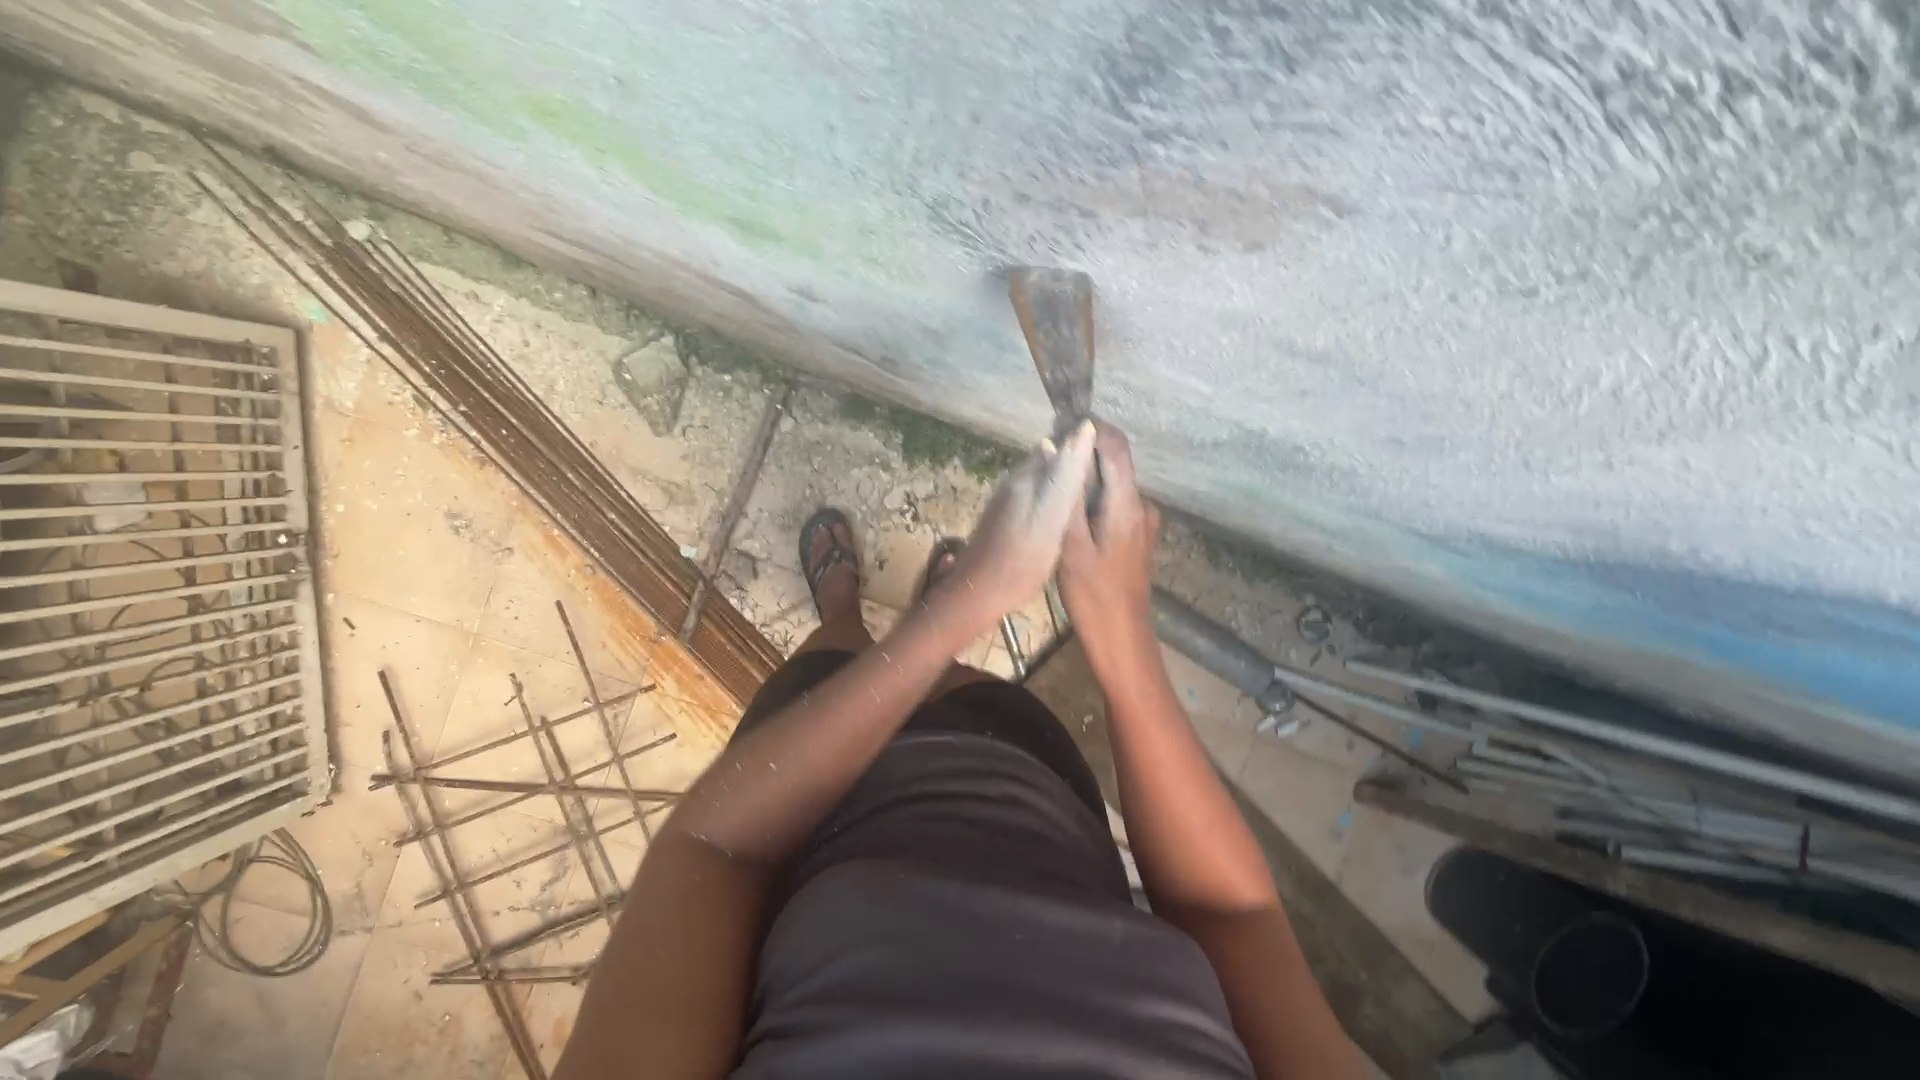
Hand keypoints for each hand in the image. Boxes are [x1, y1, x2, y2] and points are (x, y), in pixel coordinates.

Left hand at [931, 421, 1097, 633]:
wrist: (977, 593)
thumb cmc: (1021, 560)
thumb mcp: (1051, 518)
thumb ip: (1065, 476)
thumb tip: (1083, 429)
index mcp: (1026, 478)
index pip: (1060, 447)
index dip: (1082, 446)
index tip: (1108, 453)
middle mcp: (1014, 483)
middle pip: (1050, 462)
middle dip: (1073, 464)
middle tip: (1103, 479)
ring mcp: (1006, 501)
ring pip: (1041, 481)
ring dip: (1062, 483)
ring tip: (1089, 496)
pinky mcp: (1003, 519)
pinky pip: (1034, 499)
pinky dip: (1051, 502)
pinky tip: (1063, 518)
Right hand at [1059, 423, 1160, 667]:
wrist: (1121, 636)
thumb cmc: (1092, 594)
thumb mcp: (1070, 544)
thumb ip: (1066, 495)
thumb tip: (1056, 450)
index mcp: (1127, 504)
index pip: (1115, 446)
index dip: (1091, 429)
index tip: (1060, 427)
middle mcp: (1142, 505)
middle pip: (1113, 464)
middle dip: (1082, 457)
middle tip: (1046, 466)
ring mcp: (1143, 521)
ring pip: (1112, 486)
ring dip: (1085, 483)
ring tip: (1052, 495)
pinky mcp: (1138, 535)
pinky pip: (1114, 505)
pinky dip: (1093, 503)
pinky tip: (1070, 521)